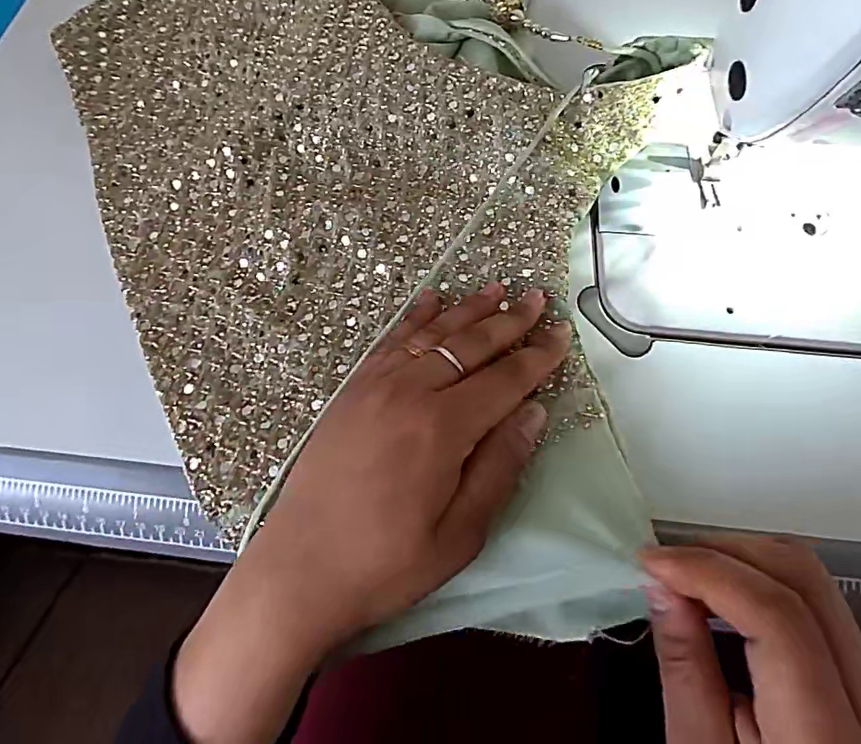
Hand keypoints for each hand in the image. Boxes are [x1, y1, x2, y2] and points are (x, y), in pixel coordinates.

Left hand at [172, 282, 567, 743]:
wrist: (299, 570)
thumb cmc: (386, 563)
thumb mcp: (460, 534)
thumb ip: (500, 466)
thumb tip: (534, 412)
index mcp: (442, 428)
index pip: (504, 379)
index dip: (537, 355)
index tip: (561, 332)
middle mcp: (409, 392)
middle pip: (470, 345)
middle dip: (509, 320)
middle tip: (536, 297)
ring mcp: (375, 384)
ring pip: (432, 334)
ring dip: (468, 308)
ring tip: (496, 289)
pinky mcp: (352, 388)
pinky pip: (391, 340)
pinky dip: (416, 316)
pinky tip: (432, 299)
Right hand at [641, 535, 860, 743]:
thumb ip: (686, 671)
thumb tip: (662, 584)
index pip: (779, 618)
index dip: (709, 570)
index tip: (652, 561)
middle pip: (809, 582)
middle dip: (728, 551)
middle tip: (669, 560)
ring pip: (822, 589)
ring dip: (747, 564)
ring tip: (691, 576)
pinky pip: (828, 615)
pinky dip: (769, 590)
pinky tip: (729, 603)